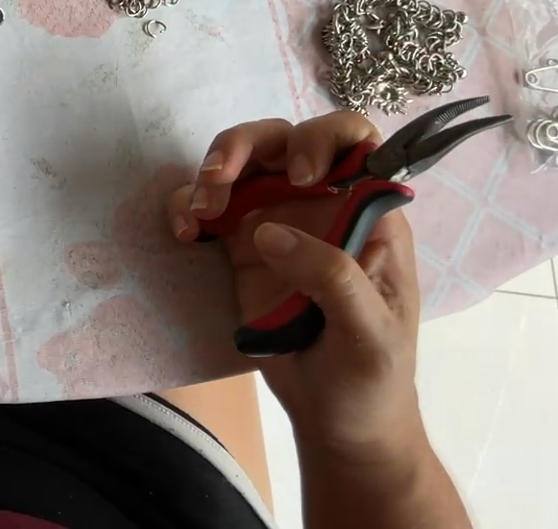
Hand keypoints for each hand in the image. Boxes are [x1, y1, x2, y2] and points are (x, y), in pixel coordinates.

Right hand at [165, 113, 426, 460]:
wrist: (333, 417)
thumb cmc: (371, 376)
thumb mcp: (370, 333)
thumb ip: (332, 277)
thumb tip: (267, 232)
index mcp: (364, 212)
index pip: (352, 143)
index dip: (322, 140)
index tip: (299, 174)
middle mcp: (318, 203)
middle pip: (279, 140)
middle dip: (242, 147)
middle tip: (218, 179)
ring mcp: (274, 218)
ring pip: (237, 163)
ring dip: (209, 174)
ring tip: (198, 214)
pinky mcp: (236, 239)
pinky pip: (204, 201)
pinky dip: (185, 205)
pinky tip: (185, 234)